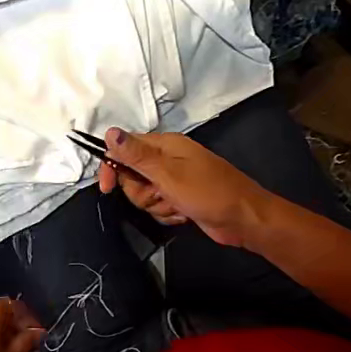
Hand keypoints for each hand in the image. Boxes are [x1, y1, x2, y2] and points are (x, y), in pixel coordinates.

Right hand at [96, 128, 274, 247]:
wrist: (244, 219)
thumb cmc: (208, 193)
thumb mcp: (167, 174)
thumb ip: (136, 155)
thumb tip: (110, 132)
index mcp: (164, 145)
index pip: (123, 149)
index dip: (112, 167)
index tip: (106, 187)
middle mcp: (167, 159)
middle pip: (131, 175)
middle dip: (140, 192)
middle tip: (159, 194)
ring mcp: (173, 179)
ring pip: (143, 194)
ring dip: (155, 205)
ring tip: (176, 205)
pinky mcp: (179, 198)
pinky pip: (157, 206)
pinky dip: (166, 213)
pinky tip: (182, 214)